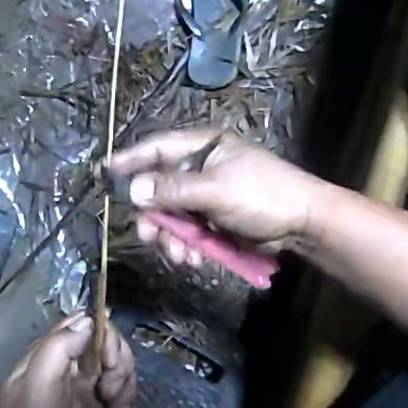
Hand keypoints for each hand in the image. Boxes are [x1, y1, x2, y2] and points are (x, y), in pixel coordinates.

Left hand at [0, 314, 136, 407]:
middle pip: (109, 342)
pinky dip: (125, 401)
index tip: (110, 362)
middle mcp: (70, 361)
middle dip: (119, 364)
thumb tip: (90, 321)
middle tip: (111, 391)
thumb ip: (59, 348)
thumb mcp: (37, 385)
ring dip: (125, 385)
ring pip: (119, 365)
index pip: (86, 323)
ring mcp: (85, 382)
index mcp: (51, 350)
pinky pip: (122, 389)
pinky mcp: (97, 403)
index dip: (105, 336)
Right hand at [109, 130, 330, 262]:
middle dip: (154, 218)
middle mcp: (202, 168)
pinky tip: (195, 260)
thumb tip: (133, 190)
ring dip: (172, 239)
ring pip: (172, 217)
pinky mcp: (214, 221)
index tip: (104, 171)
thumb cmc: (262, 195)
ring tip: (182, 256)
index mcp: (204, 147)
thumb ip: (173, 190)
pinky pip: (189, 233)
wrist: (304, 224)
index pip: (158, 148)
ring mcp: (208, 196)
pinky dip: (188, 247)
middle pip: (160, 190)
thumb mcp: (215, 190)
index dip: (131, 159)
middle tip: (148, 237)